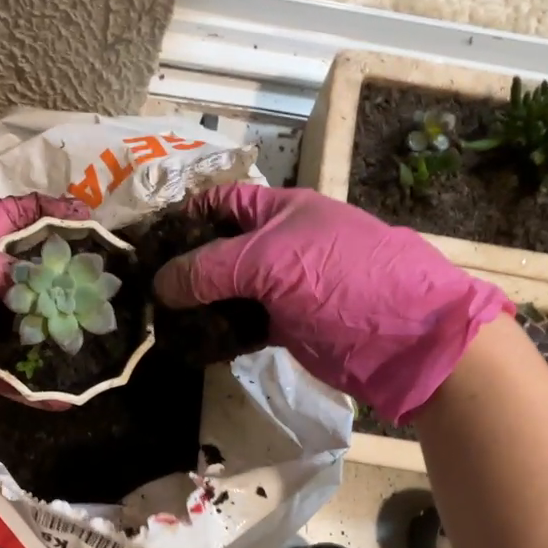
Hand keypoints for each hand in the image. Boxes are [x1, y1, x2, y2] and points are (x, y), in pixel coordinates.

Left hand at [0, 193, 92, 463]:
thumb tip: (29, 272)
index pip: (5, 220)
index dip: (42, 210)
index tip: (82, 214)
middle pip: (27, 269)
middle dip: (63, 268)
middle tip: (101, 273)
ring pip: (31, 317)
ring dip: (60, 322)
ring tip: (98, 325)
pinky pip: (20, 370)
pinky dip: (42, 383)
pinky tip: (68, 392)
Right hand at [153, 184, 511, 423]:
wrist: (404, 337)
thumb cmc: (339, 277)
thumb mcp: (267, 261)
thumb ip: (207, 269)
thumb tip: (157, 286)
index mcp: (278, 210)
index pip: (219, 202)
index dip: (182, 216)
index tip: (147, 243)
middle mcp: (278, 243)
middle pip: (218, 249)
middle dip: (182, 266)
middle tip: (143, 290)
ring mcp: (282, 286)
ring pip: (226, 290)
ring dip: (196, 305)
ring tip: (159, 322)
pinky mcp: (286, 324)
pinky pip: (241, 324)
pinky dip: (218, 333)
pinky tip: (191, 345)